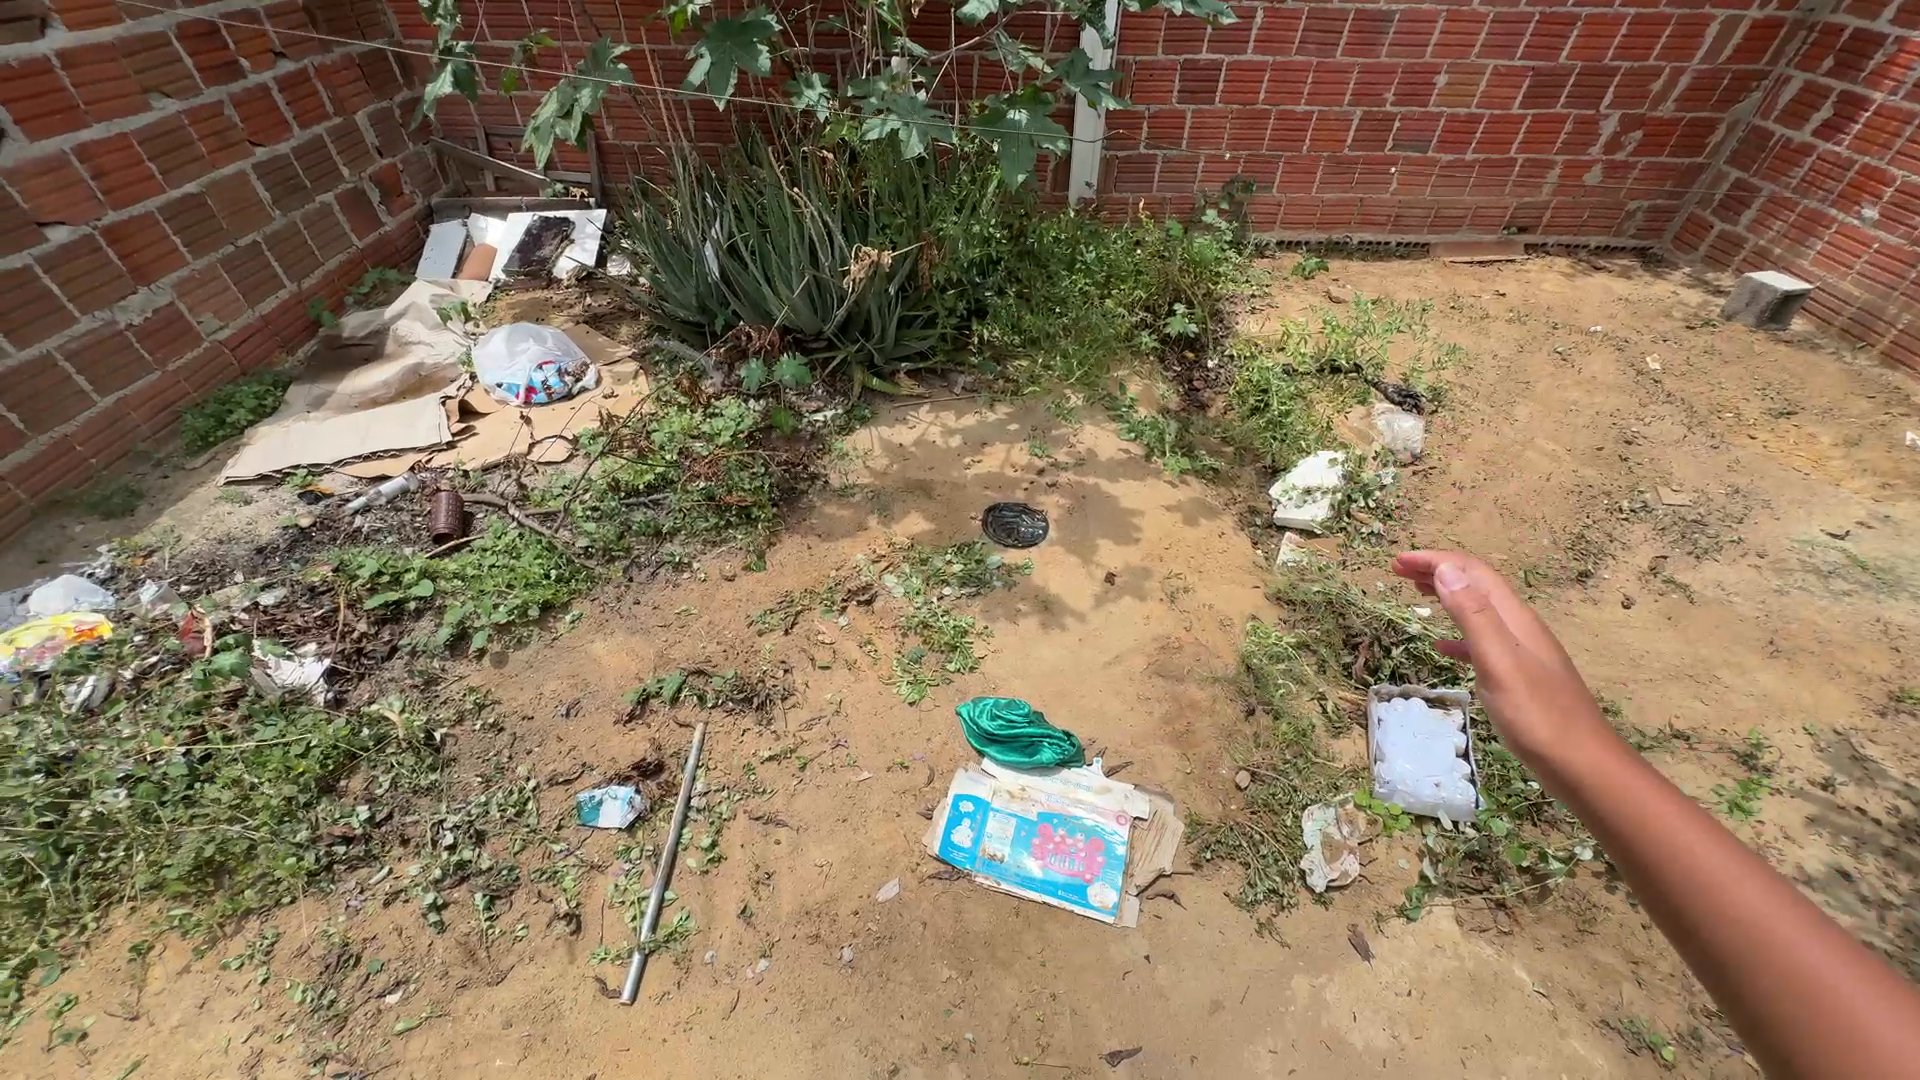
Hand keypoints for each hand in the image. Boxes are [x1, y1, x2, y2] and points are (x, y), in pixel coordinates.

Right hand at [1391, 551, 1612, 761]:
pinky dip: (1456, 633)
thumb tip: (1446, 570)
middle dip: (1438, 571)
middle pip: (1476, 585)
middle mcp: (1519, 627)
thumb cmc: (1537, 715)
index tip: (1397, 562)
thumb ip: (1473, 615)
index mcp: (1514, 619)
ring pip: (1478, 610)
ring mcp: (1521, 651)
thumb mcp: (1498, 661)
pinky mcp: (1517, 674)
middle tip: (1399, 571)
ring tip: (1415, 595)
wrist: (1582, 765)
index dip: (1435, 560)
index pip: (1472, 573)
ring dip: (1445, 596)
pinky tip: (1441, 647)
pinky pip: (1481, 640)